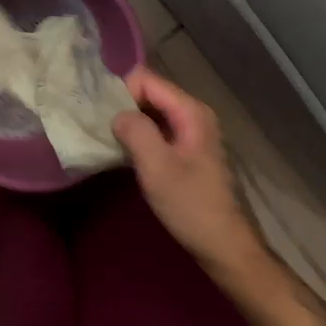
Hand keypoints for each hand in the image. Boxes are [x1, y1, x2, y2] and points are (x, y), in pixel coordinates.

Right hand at [113, 67, 263, 270]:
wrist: (223, 246)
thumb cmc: (190, 205)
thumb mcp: (156, 167)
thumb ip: (135, 131)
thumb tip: (117, 115)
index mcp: (190, 110)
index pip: (146, 79)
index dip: (121, 93)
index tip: (103, 119)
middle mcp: (194, 113)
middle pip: (150, 92)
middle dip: (124, 106)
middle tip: (102, 130)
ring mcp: (193, 131)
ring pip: (153, 112)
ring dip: (131, 123)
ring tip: (110, 142)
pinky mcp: (189, 150)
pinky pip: (159, 129)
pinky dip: (142, 136)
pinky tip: (128, 155)